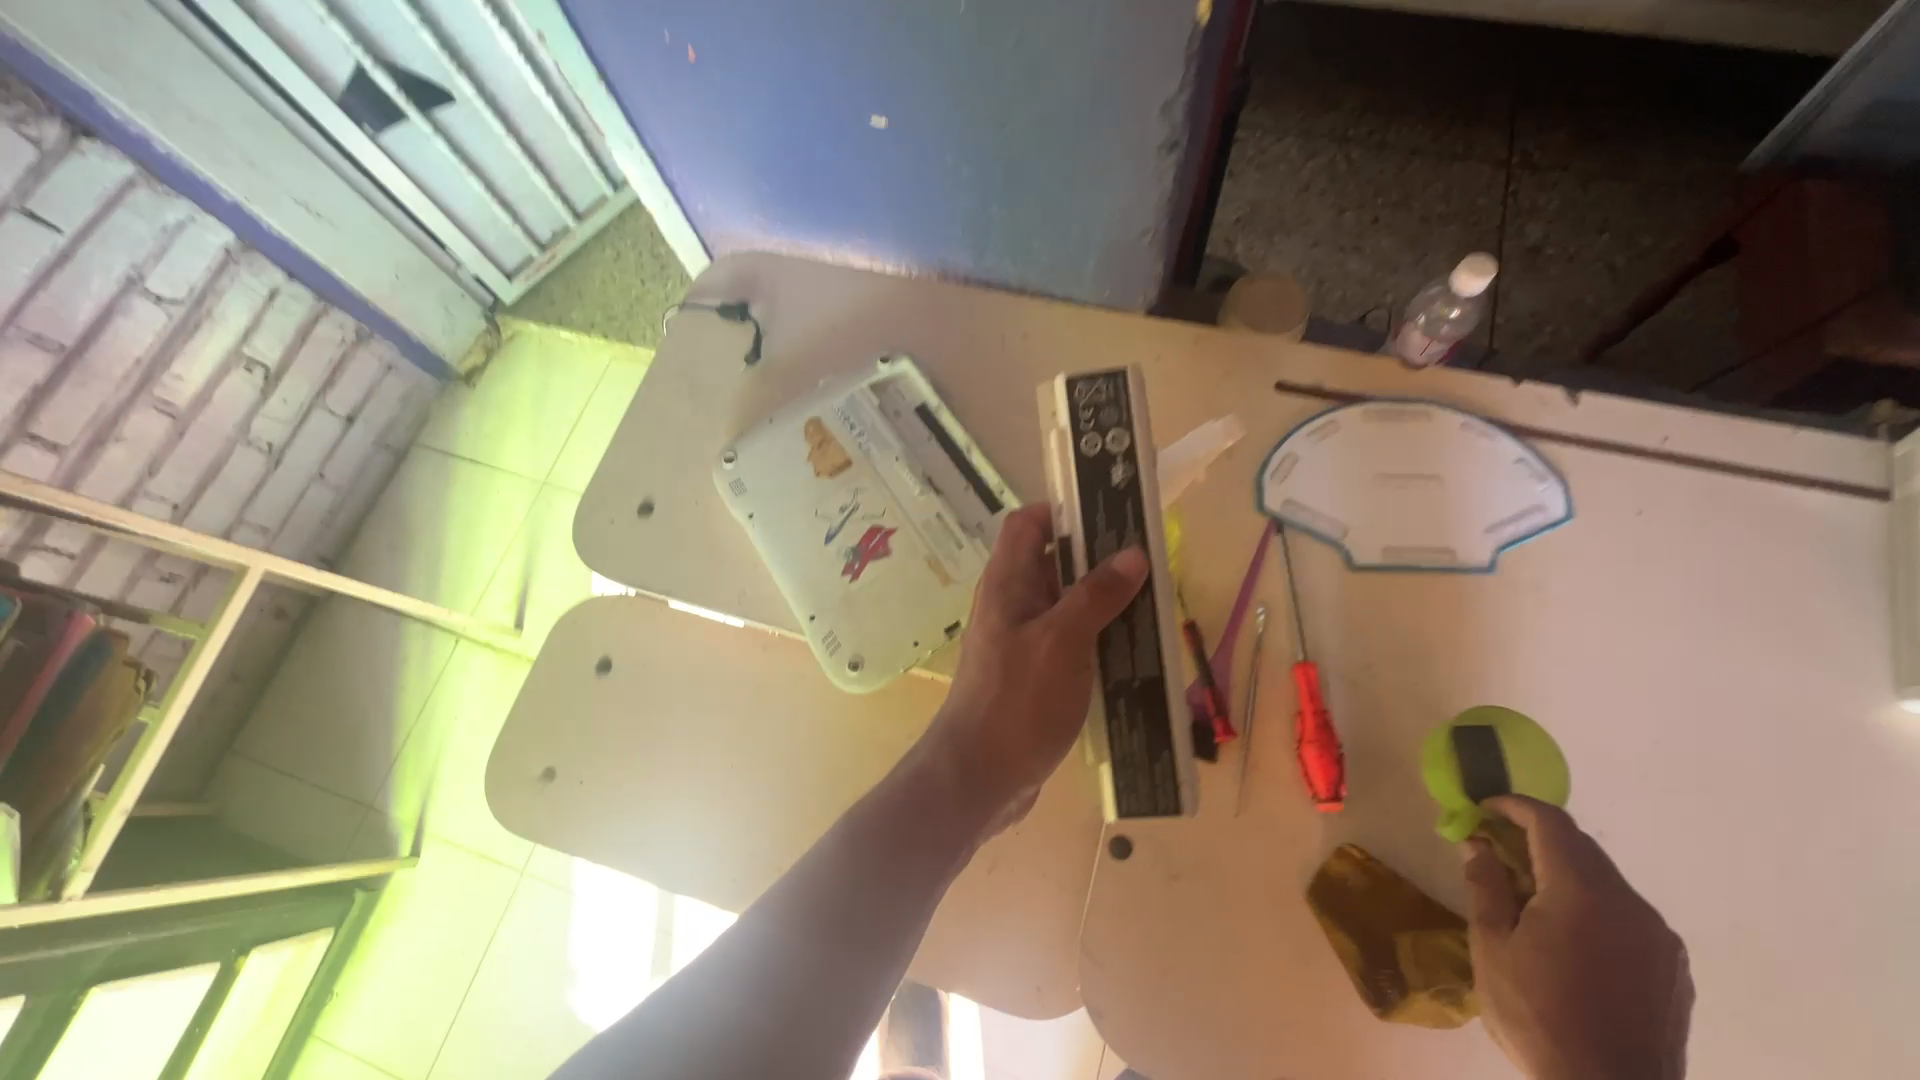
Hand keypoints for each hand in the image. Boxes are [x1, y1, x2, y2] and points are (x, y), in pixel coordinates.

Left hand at [925, 505, 1147, 827]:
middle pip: (1054, 563)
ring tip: (1153, 602)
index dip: (1064, 512)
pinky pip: (1070, 643)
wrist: (979, 778)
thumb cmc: (1017, 703)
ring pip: (1066, 606)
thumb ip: (1096, 596)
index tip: (1111, 515)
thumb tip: (1133, 554)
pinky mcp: (1036, 676)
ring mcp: (1023, 643)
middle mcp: (1012, 606)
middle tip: (1149, 561)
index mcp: (1007, 585)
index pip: (1027, 524)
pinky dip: (1098, 640)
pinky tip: (1135, 651)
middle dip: (1098, 558)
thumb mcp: (1061, 642)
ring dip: (1104, 602)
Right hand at [1464, 796, 1693, 1079]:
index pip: (1552, 824)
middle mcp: (1631, 905)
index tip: (1484, 809)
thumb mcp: (1491, 948)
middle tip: (1497, 852)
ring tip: (1530, 902)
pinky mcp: (1674, 969)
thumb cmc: (1537, 1017)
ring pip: (1608, 884)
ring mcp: (1660, 938)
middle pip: (1583, 850)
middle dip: (1538, 840)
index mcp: (1583, 893)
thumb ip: (1486, 887)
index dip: (1515, 806)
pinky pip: (1629, 918)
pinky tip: (1571, 942)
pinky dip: (1594, 909)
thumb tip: (1478, 844)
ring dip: (1567, 876)